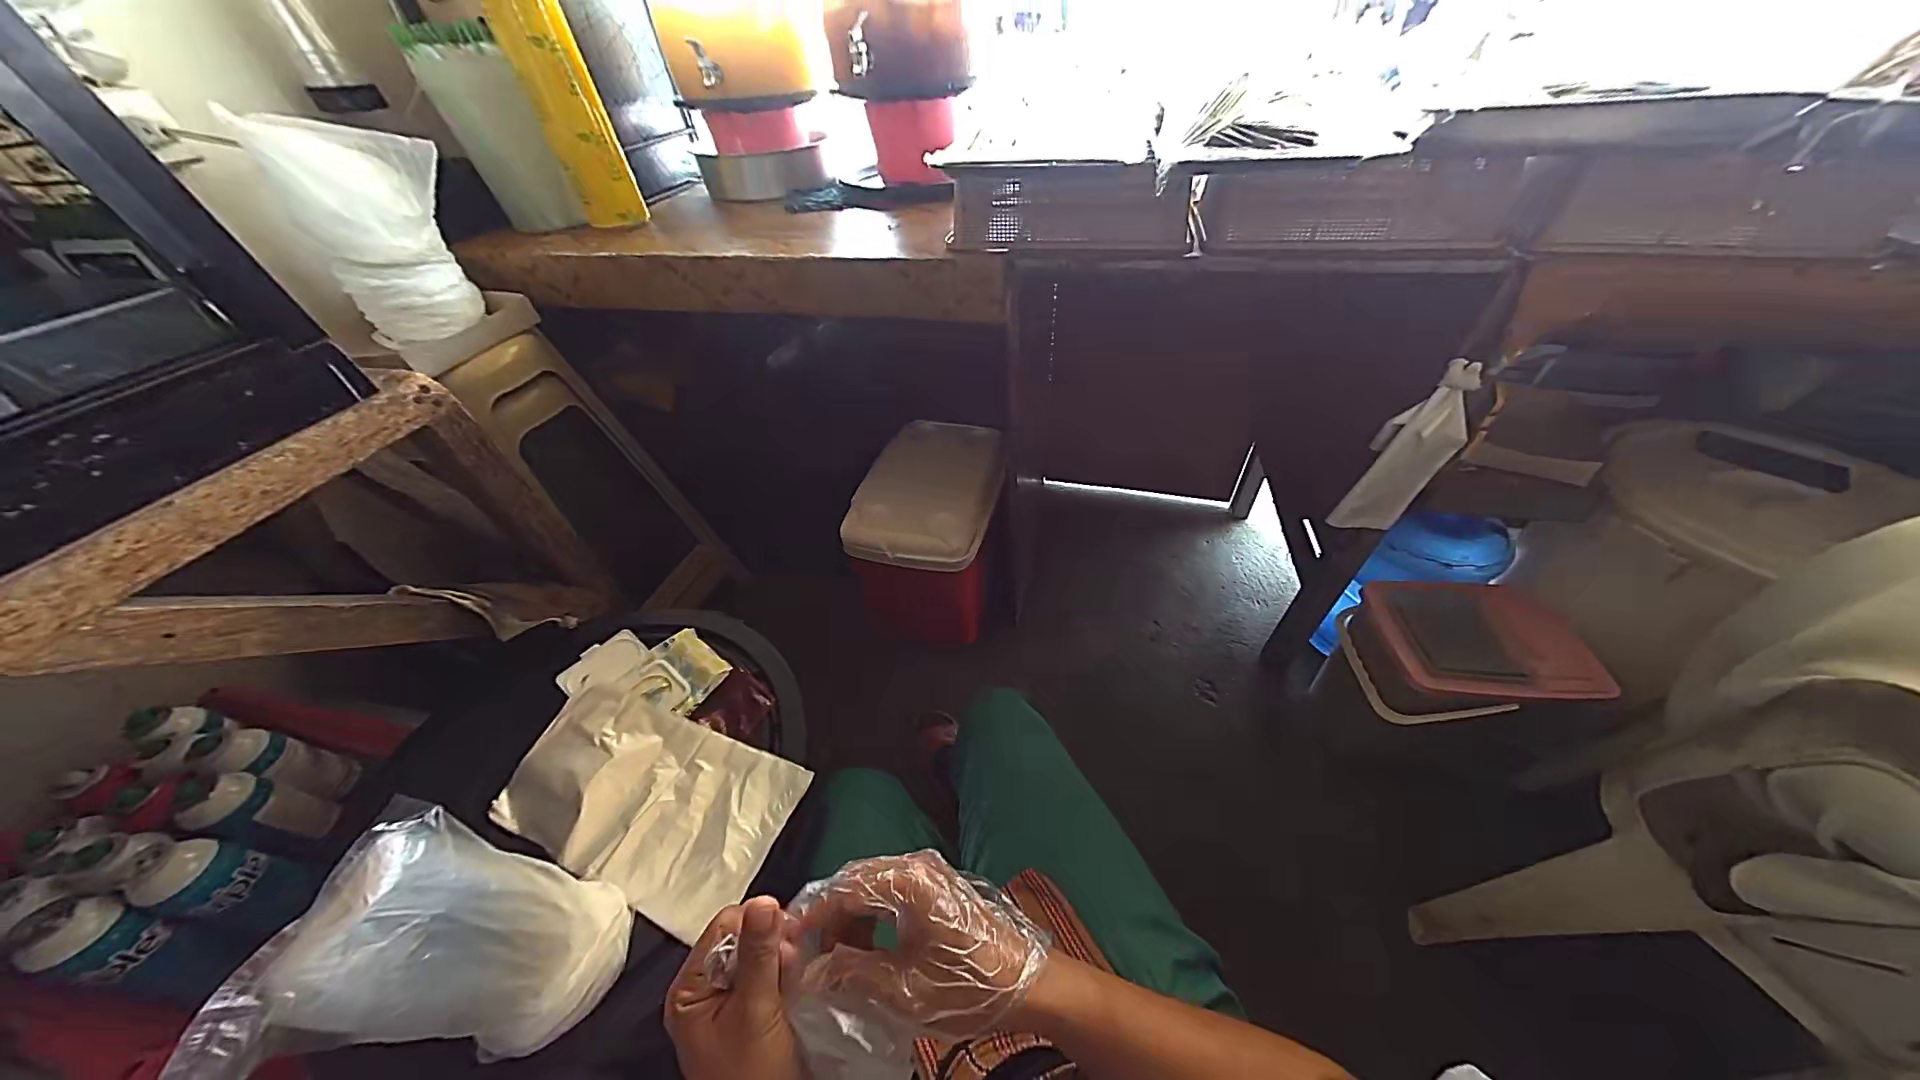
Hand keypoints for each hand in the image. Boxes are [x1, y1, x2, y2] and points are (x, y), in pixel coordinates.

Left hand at [665, 897, 805, 1079]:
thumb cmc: (753, 1074)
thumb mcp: (754, 1010)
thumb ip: (758, 954)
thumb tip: (764, 901)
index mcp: (690, 987)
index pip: (724, 925)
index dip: (757, 922)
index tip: (787, 936)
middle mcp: (706, 986)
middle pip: (744, 934)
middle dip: (773, 942)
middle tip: (791, 963)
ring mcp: (730, 997)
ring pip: (761, 949)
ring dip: (783, 957)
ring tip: (793, 980)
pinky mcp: (754, 1005)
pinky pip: (771, 969)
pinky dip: (787, 971)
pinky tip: (795, 984)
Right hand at [793, 850, 1049, 1037]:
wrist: (1031, 984)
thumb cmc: (970, 985)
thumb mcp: (903, 988)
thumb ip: (851, 973)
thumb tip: (811, 970)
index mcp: (908, 880)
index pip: (845, 886)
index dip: (813, 914)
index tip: (789, 940)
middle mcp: (917, 866)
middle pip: (857, 881)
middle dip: (829, 916)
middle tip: (807, 952)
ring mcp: (930, 874)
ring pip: (873, 887)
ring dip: (850, 917)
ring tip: (834, 957)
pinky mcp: (937, 888)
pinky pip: (891, 894)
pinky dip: (872, 917)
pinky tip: (863, 947)